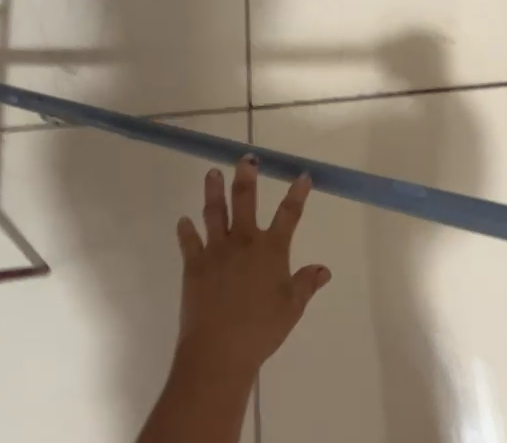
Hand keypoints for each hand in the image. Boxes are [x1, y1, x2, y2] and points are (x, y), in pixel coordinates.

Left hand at [172, 156, 331, 380]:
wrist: (219, 349)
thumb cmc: (261, 329)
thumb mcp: (292, 308)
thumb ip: (307, 284)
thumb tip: (324, 269)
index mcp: (271, 249)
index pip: (289, 214)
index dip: (297, 193)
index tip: (302, 175)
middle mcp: (244, 241)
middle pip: (246, 199)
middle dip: (247, 176)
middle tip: (246, 158)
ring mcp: (216, 250)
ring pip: (214, 212)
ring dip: (213, 190)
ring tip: (212, 173)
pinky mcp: (194, 264)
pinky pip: (189, 241)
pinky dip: (186, 230)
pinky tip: (183, 220)